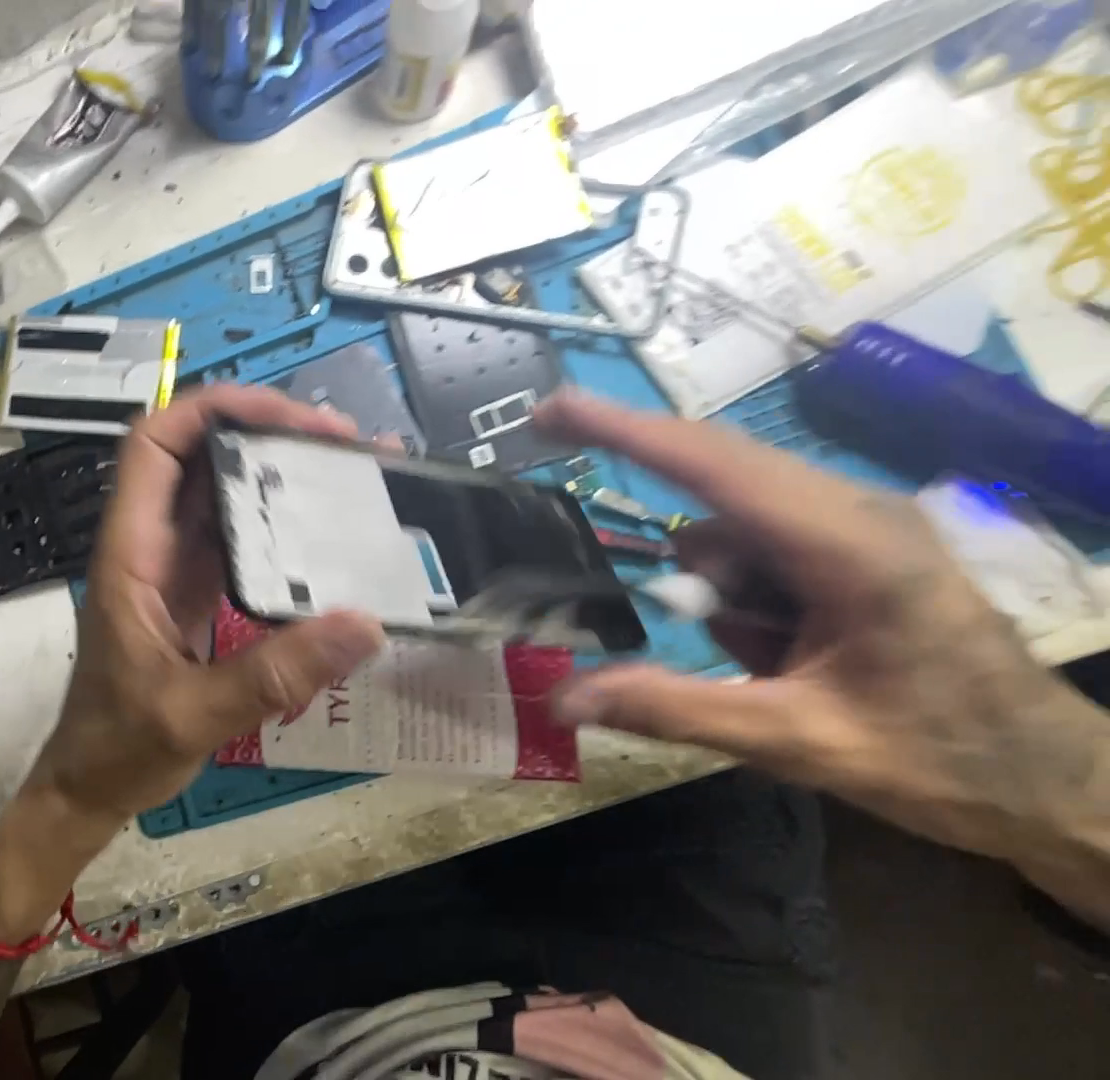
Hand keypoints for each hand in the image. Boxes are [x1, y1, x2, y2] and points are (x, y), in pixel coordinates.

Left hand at [26, 385, 385, 828]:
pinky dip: (277, 522)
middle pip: (195, 456)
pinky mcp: (191, 591)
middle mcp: (149, 546)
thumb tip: (365, 625)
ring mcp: (170, 566)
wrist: (90, 785)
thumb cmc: (118, 748)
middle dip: (262, 432)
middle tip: (342, 443)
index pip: (154, 446)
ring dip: (274, 471)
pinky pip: (235, 537)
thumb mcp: (193, 716)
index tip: (288, 415)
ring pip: (218, 492)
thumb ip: (273, 674)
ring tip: (347, 471)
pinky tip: (326, 530)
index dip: (212, 409)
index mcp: (131, 554)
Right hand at [536, 390, 1109, 917]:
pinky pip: (752, 547)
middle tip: (732, 643)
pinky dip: (743, 597)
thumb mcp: (794, 742)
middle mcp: (850, 510)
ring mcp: (852, 521)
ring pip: (726, 530)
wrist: (1052, 780)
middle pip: (713, 494)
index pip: (712, 463)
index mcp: (848, 544)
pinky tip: (790, 647)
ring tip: (781, 665)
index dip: (622, 429)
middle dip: (696, 571)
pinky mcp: (848, 539)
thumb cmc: (940, 759)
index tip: (549, 410)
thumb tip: (561, 697)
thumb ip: (670, 709)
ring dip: (723, 597)